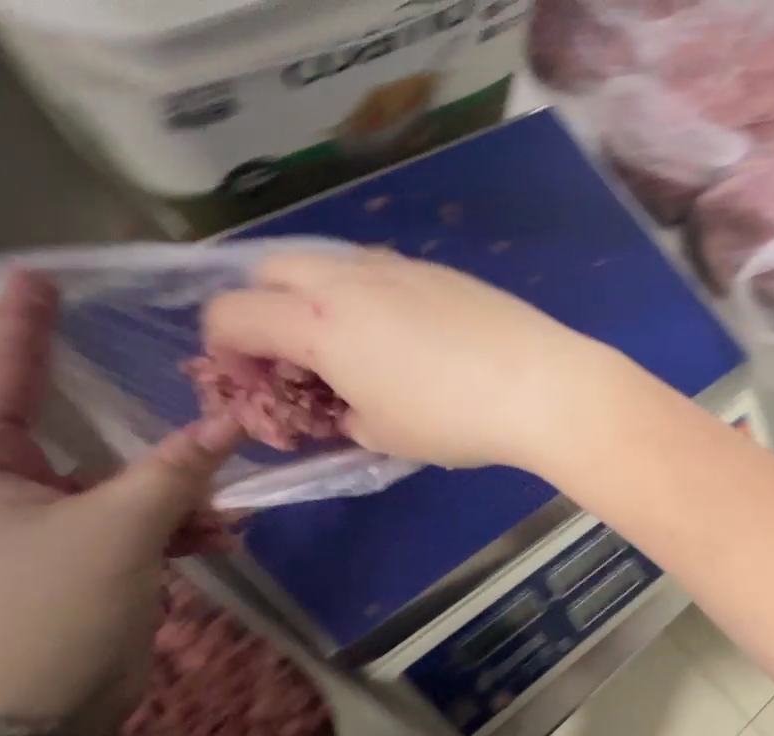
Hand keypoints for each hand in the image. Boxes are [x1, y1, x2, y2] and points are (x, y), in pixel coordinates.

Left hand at [0, 273, 239, 732]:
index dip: (16, 322)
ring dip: (170, 484)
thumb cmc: (47, 612)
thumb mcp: (119, 533)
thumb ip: (177, 470)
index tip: (34, 273)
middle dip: (125, 415)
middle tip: (163, 368)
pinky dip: (174, 524)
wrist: (30, 718)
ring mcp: (30, 526)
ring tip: (223, 491)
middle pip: (60, 425)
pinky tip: (220, 535)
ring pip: (109, 477)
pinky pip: (129, 519)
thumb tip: (232, 419)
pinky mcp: (71, 560)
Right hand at [204, 250, 636, 469]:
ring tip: (354, 349)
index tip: (257, 385)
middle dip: (266, 312)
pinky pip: (379, 271)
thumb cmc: (456, 420)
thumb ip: (341, 415)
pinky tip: (406, 337)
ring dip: (317, 298)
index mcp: (318, 320)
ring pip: (327, 262)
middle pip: (269, 271)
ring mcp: (400, 266)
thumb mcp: (384, 435)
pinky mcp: (443, 271)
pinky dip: (367, 295)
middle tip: (300, 361)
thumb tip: (341, 406)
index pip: (231, 314)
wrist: (546, 387)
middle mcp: (348, 278)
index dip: (226, 352)